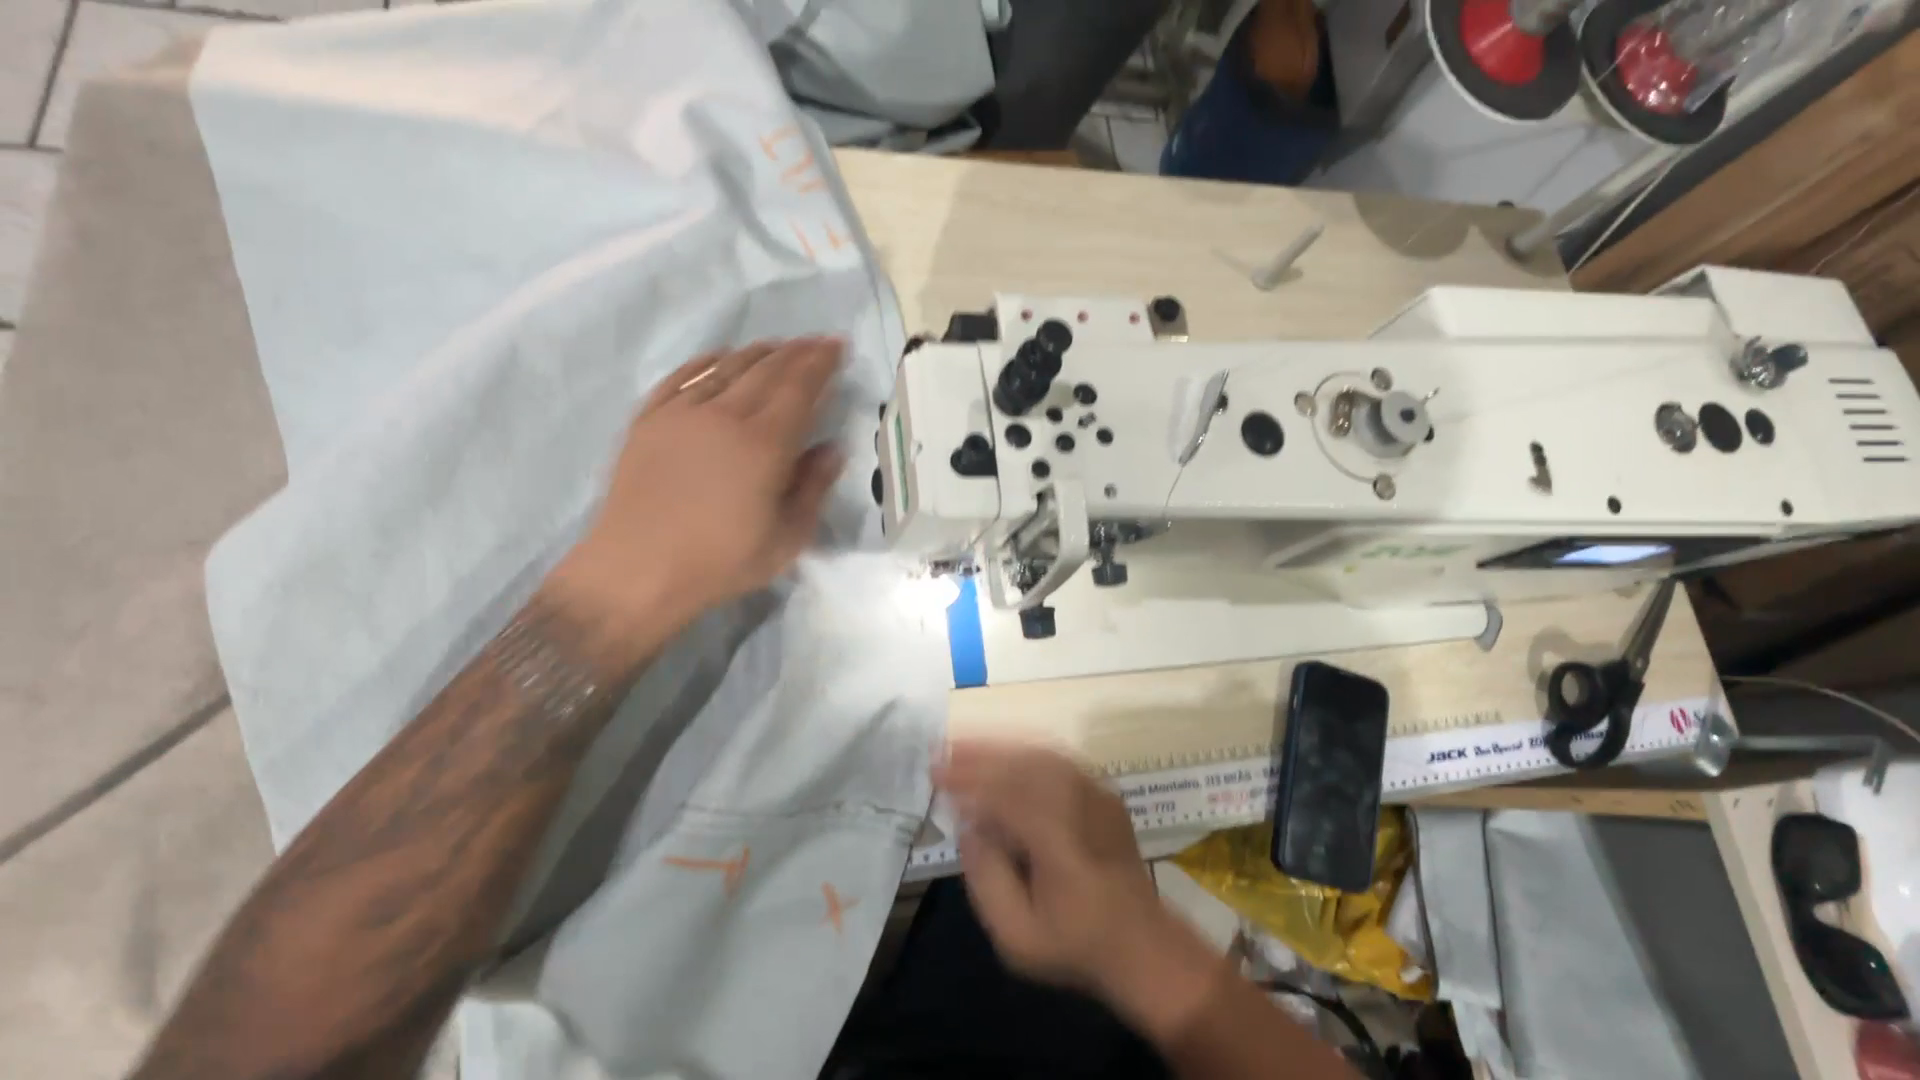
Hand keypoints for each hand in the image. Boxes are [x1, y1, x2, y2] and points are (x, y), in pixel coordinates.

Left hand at [544, 339, 844, 651]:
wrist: (637, 571)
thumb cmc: (720, 563)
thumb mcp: (786, 539)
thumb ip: (813, 488)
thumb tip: (832, 448)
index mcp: (765, 444)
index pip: (800, 387)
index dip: (822, 363)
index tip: (837, 346)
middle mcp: (725, 416)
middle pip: (767, 370)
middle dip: (796, 352)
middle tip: (815, 342)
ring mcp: (682, 413)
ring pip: (726, 366)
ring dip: (756, 353)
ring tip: (776, 347)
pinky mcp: (649, 420)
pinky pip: (682, 376)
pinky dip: (707, 361)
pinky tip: (719, 357)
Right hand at [935, 741, 1227, 1043]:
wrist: (1143, 945)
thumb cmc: (1075, 944)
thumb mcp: (1017, 934)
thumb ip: (987, 880)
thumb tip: (969, 830)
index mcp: (1057, 839)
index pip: (1004, 791)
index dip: (967, 777)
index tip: (935, 772)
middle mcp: (1080, 806)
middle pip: (1023, 762)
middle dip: (979, 751)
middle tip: (942, 750)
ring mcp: (1098, 796)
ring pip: (1042, 754)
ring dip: (1001, 746)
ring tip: (965, 747)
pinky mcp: (1105, 794)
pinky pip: (1061, 760)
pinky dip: (1028, 751)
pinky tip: (1005, 756)